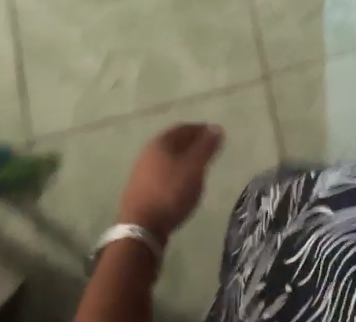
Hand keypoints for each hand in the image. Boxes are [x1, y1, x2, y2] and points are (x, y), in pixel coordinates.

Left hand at [117, 123, 223, 240]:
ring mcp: (141, 172)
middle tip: (209, 152)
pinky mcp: (139, 190)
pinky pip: (162, 174)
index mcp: (161, 142)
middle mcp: (148, 152)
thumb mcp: (194, 167)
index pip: (185, 128)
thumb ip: (206, 147)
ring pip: (168, 159)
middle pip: (174, 143)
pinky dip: (175, 174)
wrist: (140, 228)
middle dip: (192, 145)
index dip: (201, 130)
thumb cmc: (170, 192)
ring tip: (198, 170)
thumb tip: (216, 128)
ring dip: (183, 160)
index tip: (216, 136)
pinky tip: (182, 186)